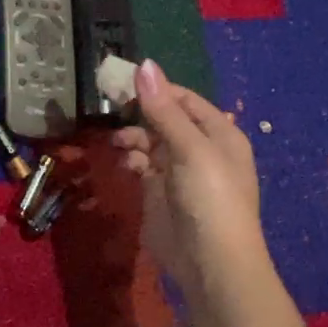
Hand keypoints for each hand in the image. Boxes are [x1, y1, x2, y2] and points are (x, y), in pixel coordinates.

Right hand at [111, 59, 264, 295]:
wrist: (210, 261)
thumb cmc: (210, 198)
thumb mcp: (189, 149)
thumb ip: (163, 109)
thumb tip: (144, 65)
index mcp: (219, 134)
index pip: (184, 99)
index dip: (155, 89)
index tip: (119, 82)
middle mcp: (200, 149)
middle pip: (165, 119)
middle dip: (138, 113)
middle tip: (107, 108)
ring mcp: (179, 172)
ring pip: (150, 141)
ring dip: (131, 137)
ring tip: (115, 142)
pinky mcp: (159, 193)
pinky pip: (141, 165)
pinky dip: (130, 159)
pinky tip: (122, 162)